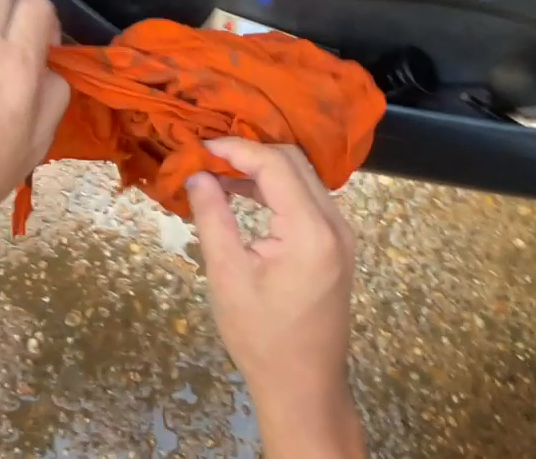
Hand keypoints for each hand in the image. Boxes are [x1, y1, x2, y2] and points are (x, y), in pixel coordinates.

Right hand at [187, 138, 364, 458]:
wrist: (304, 388)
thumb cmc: (261, 337)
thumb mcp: (227, 275)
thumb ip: (213, 216)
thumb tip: (196, 173)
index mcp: (311, 230)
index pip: (274, 164)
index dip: (235, 149)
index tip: (199, 148)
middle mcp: (334, 222)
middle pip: (292, 161)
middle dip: (248, 153)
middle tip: (207, 159)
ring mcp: (340, 232)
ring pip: (301, 175)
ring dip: (261, 169)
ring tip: (218, 174)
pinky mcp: (335, 243)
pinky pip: (305, 196)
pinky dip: (274, 188)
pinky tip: (243, 195)